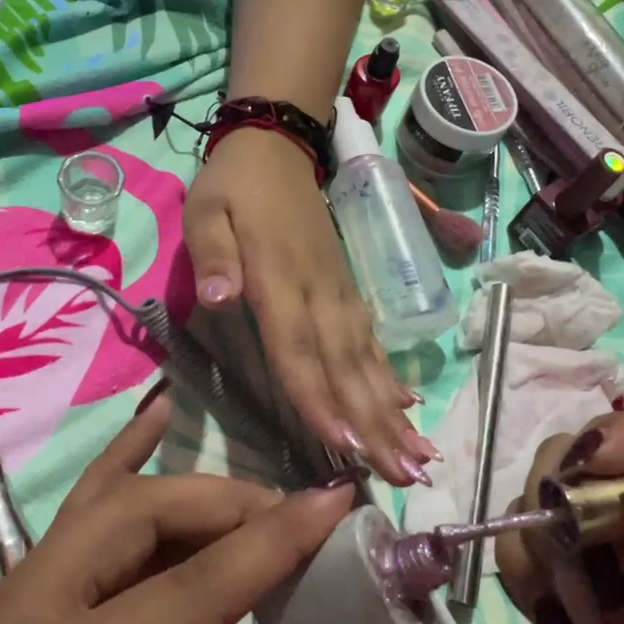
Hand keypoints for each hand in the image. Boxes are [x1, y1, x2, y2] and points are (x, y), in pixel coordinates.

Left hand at [0, 387, 410, 623]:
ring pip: (99, 505)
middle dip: (225, 506)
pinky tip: (156, 416)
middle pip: (136, 518)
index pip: (184, 589)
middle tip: (291, 517)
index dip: (268, 542)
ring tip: (250, 501)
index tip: (335, 499)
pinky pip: (66, 523)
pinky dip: (118, 467)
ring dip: (183, 497)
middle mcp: (10, 620)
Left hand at [182, 127, 429, 487]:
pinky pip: (370, 337)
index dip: (320, 397)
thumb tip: (220, 299)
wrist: (277, 144)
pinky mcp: (346, 286)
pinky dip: (388, 375)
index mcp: (278, 278)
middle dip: (373, 425)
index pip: (298, 347)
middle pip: (345, 365)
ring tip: (417, 459)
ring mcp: (338, 289)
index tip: (346, 447)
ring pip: (366, 358)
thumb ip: (214, 255)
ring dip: (390, 411)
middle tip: (403, 479)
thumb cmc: (234, 184)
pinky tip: (406, 407)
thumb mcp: (207, 210)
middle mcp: (317, 291)